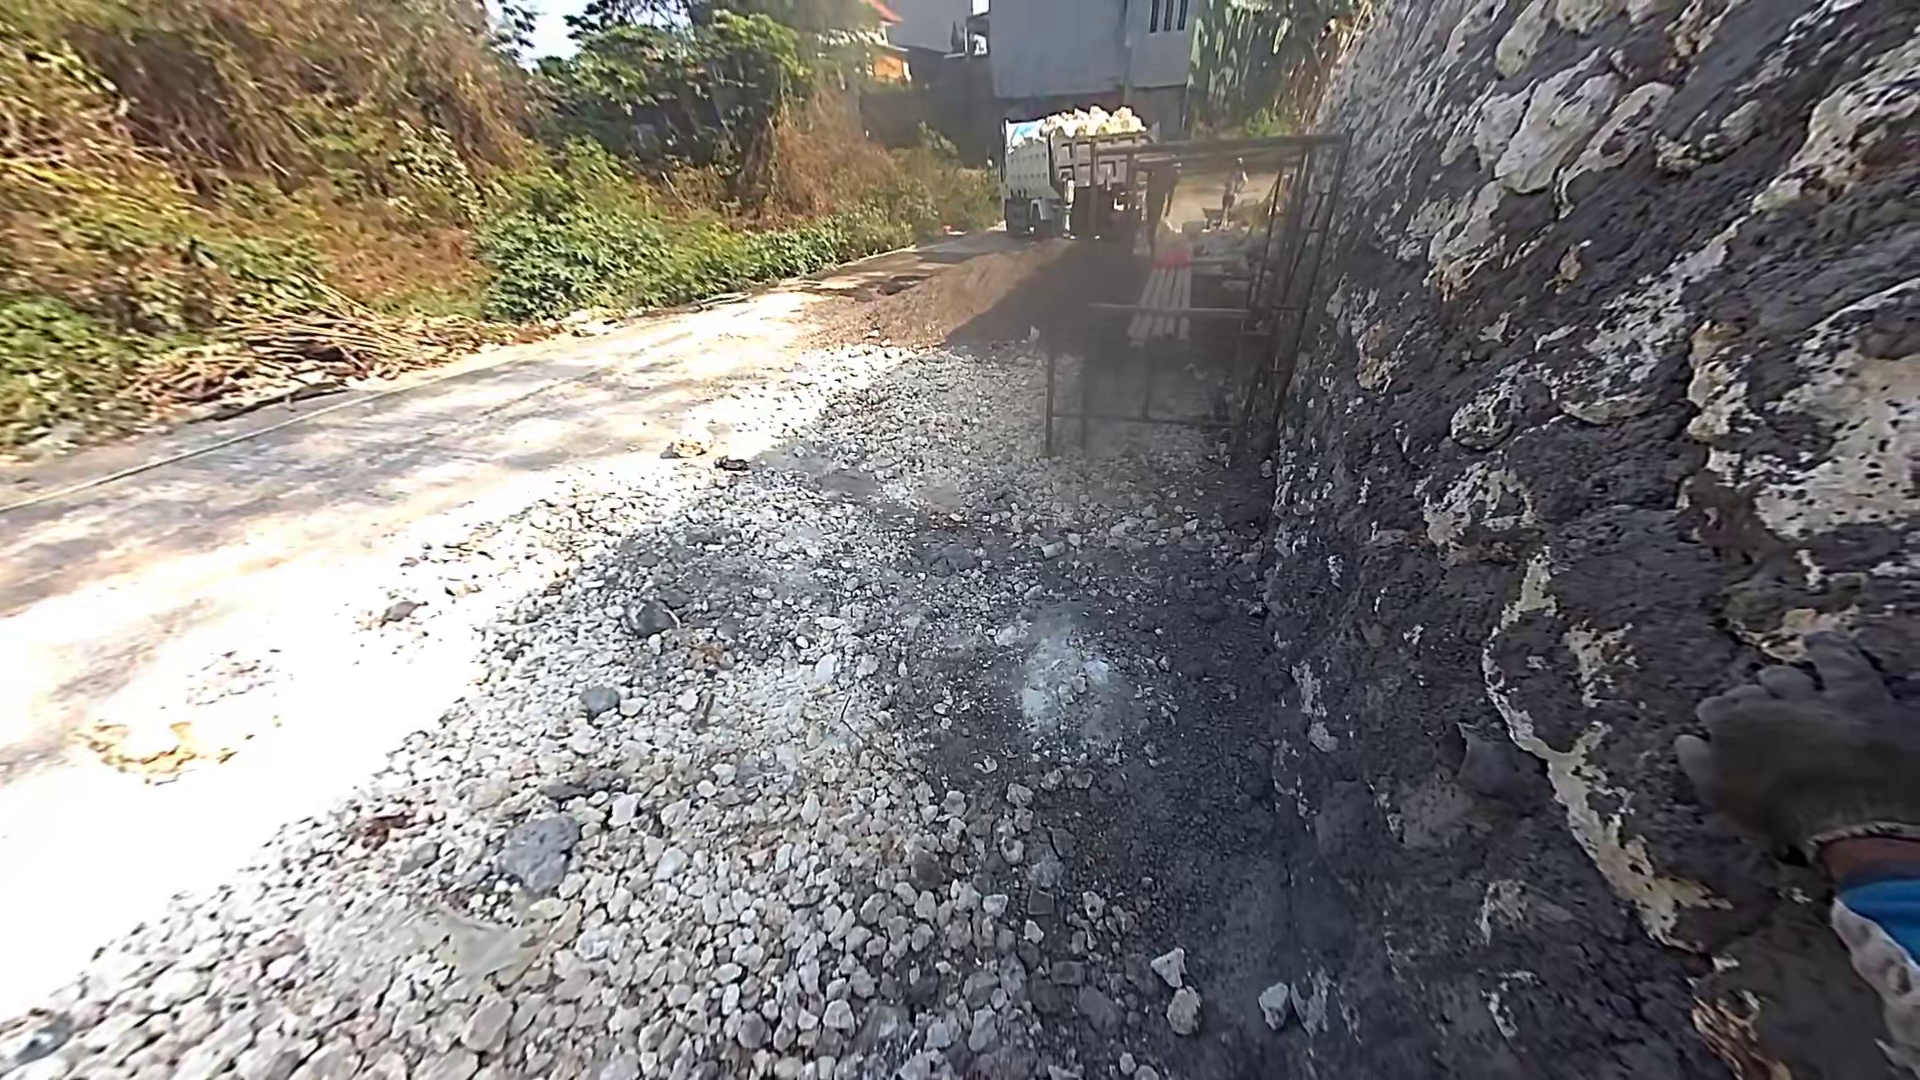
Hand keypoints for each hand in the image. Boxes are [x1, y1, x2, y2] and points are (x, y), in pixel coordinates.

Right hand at [1676, 633, 1919, 860]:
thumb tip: (1687, 738)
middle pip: (1749, 692)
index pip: (1713, 709)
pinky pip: (1847, 668)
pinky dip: (1832, 650)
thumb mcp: (1719, 793)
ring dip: (1783, 678)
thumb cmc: (1783, 814)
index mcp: (1727, 724)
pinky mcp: (1864, 704)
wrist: (1860, 826)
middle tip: (1761, 709)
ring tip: (1782, 677)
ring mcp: (1814, 703)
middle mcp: (1763, 705)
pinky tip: (1821, 639)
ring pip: (1788, 676)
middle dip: (1752, 698)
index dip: (1721, 718)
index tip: (1728, 729)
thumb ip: (1696, 760)